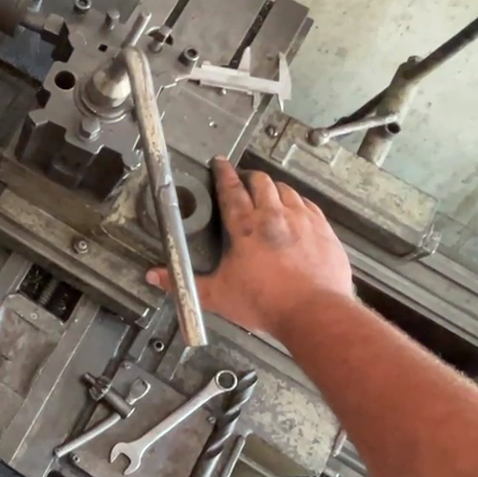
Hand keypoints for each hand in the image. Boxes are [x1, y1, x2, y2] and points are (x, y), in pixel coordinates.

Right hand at [148, 159, 354, 339]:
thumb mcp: (217, 295)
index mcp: (245, 227)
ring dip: (273, 187)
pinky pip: (309, 204)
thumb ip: (182, 284)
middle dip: (249, 176)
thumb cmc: (266, 303)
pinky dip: (298, 201)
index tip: (219, 163)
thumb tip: (154, 277)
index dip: (222, 173)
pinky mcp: (324, 230)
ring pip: (286, 189)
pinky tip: (295, 208)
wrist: (315, 313)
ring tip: (267, 192)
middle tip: (242, 179)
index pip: (230, 189)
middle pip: (260, 182)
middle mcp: (274, 216)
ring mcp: (302, 220)